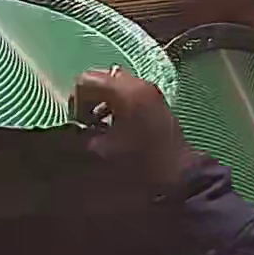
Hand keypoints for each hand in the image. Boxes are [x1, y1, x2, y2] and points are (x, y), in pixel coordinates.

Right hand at [69, 67, 197, 194]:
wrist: (178, 176)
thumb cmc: (138, 163)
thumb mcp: (102, 151)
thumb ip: (82, 135)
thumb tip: (75, 129)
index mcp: (125, 91)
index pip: (86, 80)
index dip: (75, 102)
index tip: (78, 124)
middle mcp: (139, 83)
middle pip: (101, 78)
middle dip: (88, 98)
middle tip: (85, 122)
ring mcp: (150, 91)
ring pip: (116, 84)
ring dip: (103, 100)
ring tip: (99, 126)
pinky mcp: (157, 101)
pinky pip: (130, 93)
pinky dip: (117, 103)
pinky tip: (115, 127)